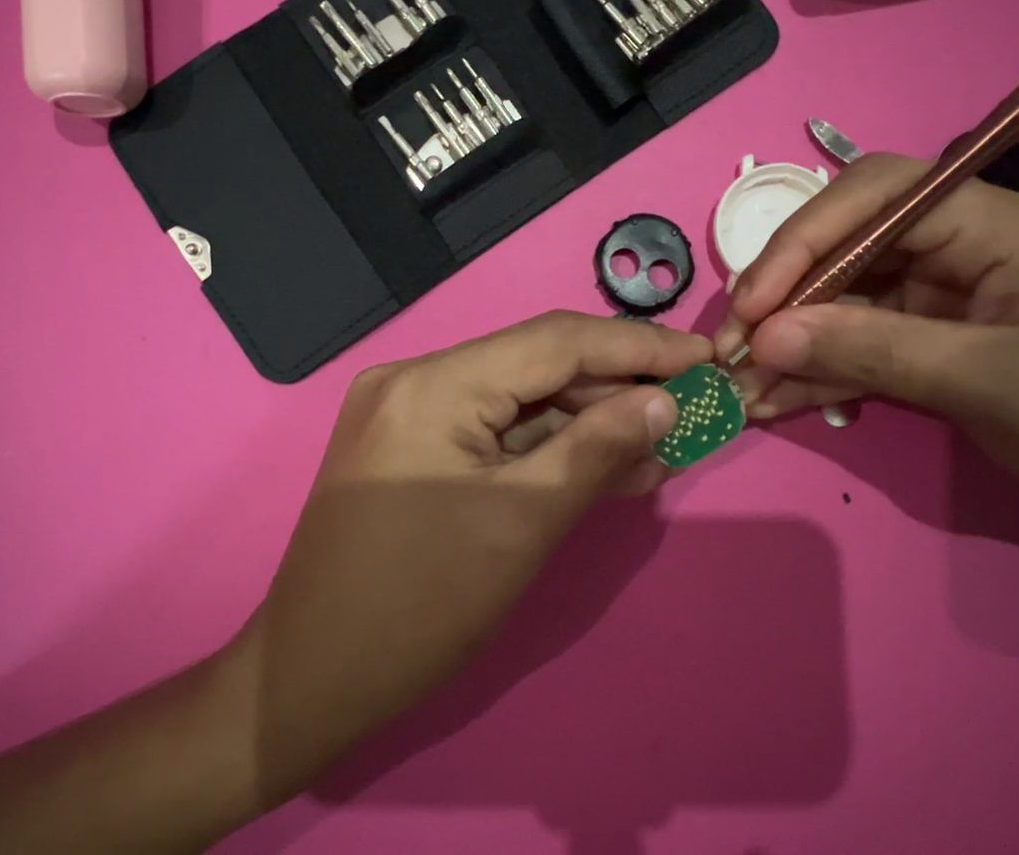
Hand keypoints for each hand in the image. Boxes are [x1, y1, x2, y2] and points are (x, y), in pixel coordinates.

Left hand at [232, 312, 710, 803]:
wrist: (313, 676)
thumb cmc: (421, 603)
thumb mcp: (523, 521)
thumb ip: (598, 449)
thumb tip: (664, 400)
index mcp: (434, 383)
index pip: (554, 341)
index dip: (637, 346)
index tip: (705, 356)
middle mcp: (415, 380)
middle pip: (535, 365)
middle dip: (615, 386)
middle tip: (691, 405)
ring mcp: (407, 414)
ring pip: (516, 402)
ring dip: (586, 421)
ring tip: (663, 442)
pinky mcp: (409, 449)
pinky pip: (491, 434)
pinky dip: (546, 448)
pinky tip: (606, 463)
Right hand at [714, 152, 1018, 507]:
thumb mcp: (995, 384)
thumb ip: (876, 352)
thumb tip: (768, 337)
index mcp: (997, 224)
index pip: (879, 195)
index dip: (805, 237)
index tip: (756, 302)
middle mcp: (963, 245)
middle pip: (849, 244)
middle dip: (784, 295)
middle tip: (730, 350)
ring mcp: (945, 293)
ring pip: (845, 298)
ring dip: (791, 340)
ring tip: (739, 385)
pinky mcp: (935, 336)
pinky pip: (862, 342)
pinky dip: (818, 370)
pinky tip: (775, 401)